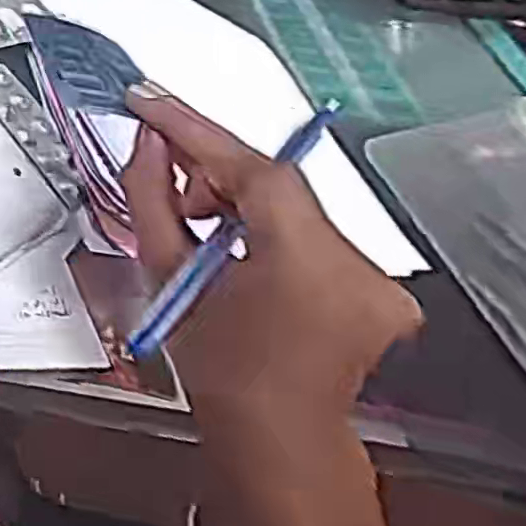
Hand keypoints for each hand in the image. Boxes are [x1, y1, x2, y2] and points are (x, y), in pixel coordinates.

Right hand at [119, 82, 421, 423]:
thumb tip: (150, 142)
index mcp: (310, 269)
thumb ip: (151, 193)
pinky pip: (302, 222)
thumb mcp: (164, 269)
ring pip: (285, 199)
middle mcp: (361, 269)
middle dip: (207, 171)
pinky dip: (254, 216)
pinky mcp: (373, 279)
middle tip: (162, 180)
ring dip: (229, 195)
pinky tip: (223, 237)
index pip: (256, 170)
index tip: (149, 100)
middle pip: (272, 182)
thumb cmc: (212, 359)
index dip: (195, 128)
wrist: (270, 424)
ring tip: (191, 224)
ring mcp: (376, 276)